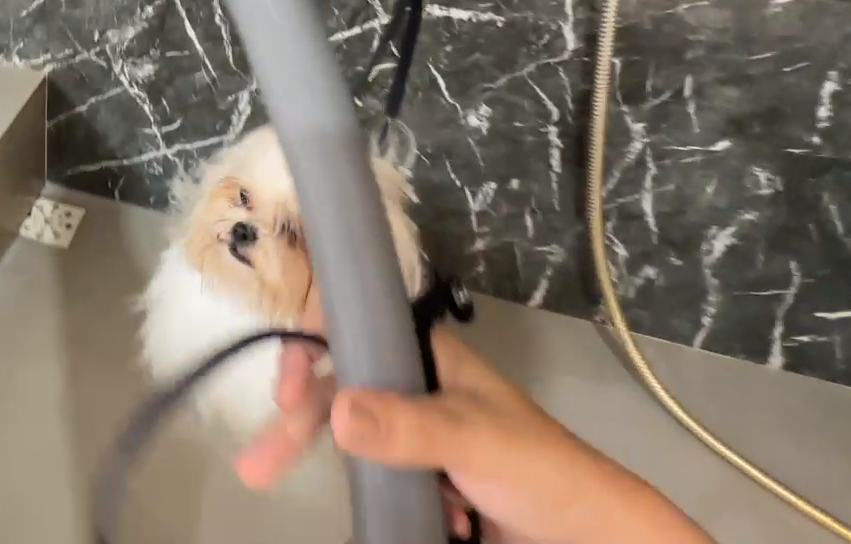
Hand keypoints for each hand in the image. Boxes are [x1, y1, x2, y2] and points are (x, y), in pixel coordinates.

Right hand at [237, 310, 711, 543]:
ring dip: (325, 456)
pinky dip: (369, 490)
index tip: (287, 392)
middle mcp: (409, 383)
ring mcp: (410, 429)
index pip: (349, 328)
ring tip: (272, 477)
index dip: (308, 348)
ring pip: (348, 430)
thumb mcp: (474, 440)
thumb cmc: (539, 468)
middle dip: (297, 418)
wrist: (591, 540)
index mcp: (421, 353)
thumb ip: (409, 426)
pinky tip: (396, 514)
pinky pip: (371, 470)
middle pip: (336, 385)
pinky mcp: (415, 472)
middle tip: (259, 463)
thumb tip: (337, 413)